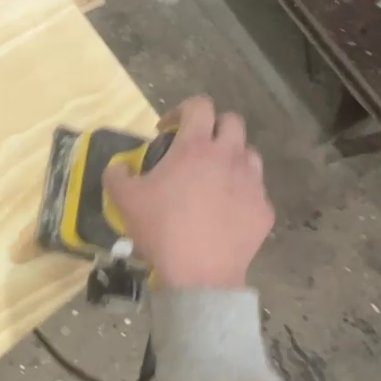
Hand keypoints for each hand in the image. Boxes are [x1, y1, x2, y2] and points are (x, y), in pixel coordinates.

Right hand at [104, 96, 273, 289]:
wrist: (199, 274)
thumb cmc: (160, 229)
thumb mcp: (123, 199)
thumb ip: (116, 174)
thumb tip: (119, 167)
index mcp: (195, 147)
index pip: (199, 106)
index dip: (181, 110)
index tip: (166, 130)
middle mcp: (229, 157)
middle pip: (232, 122)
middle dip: (212, 128)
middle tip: (193, 148)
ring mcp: (252, 183)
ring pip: (248, 154)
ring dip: (230, 157)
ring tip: (213, 178)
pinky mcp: (263, 209)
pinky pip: (255, 190)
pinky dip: (240, 192)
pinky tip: (223, 211)